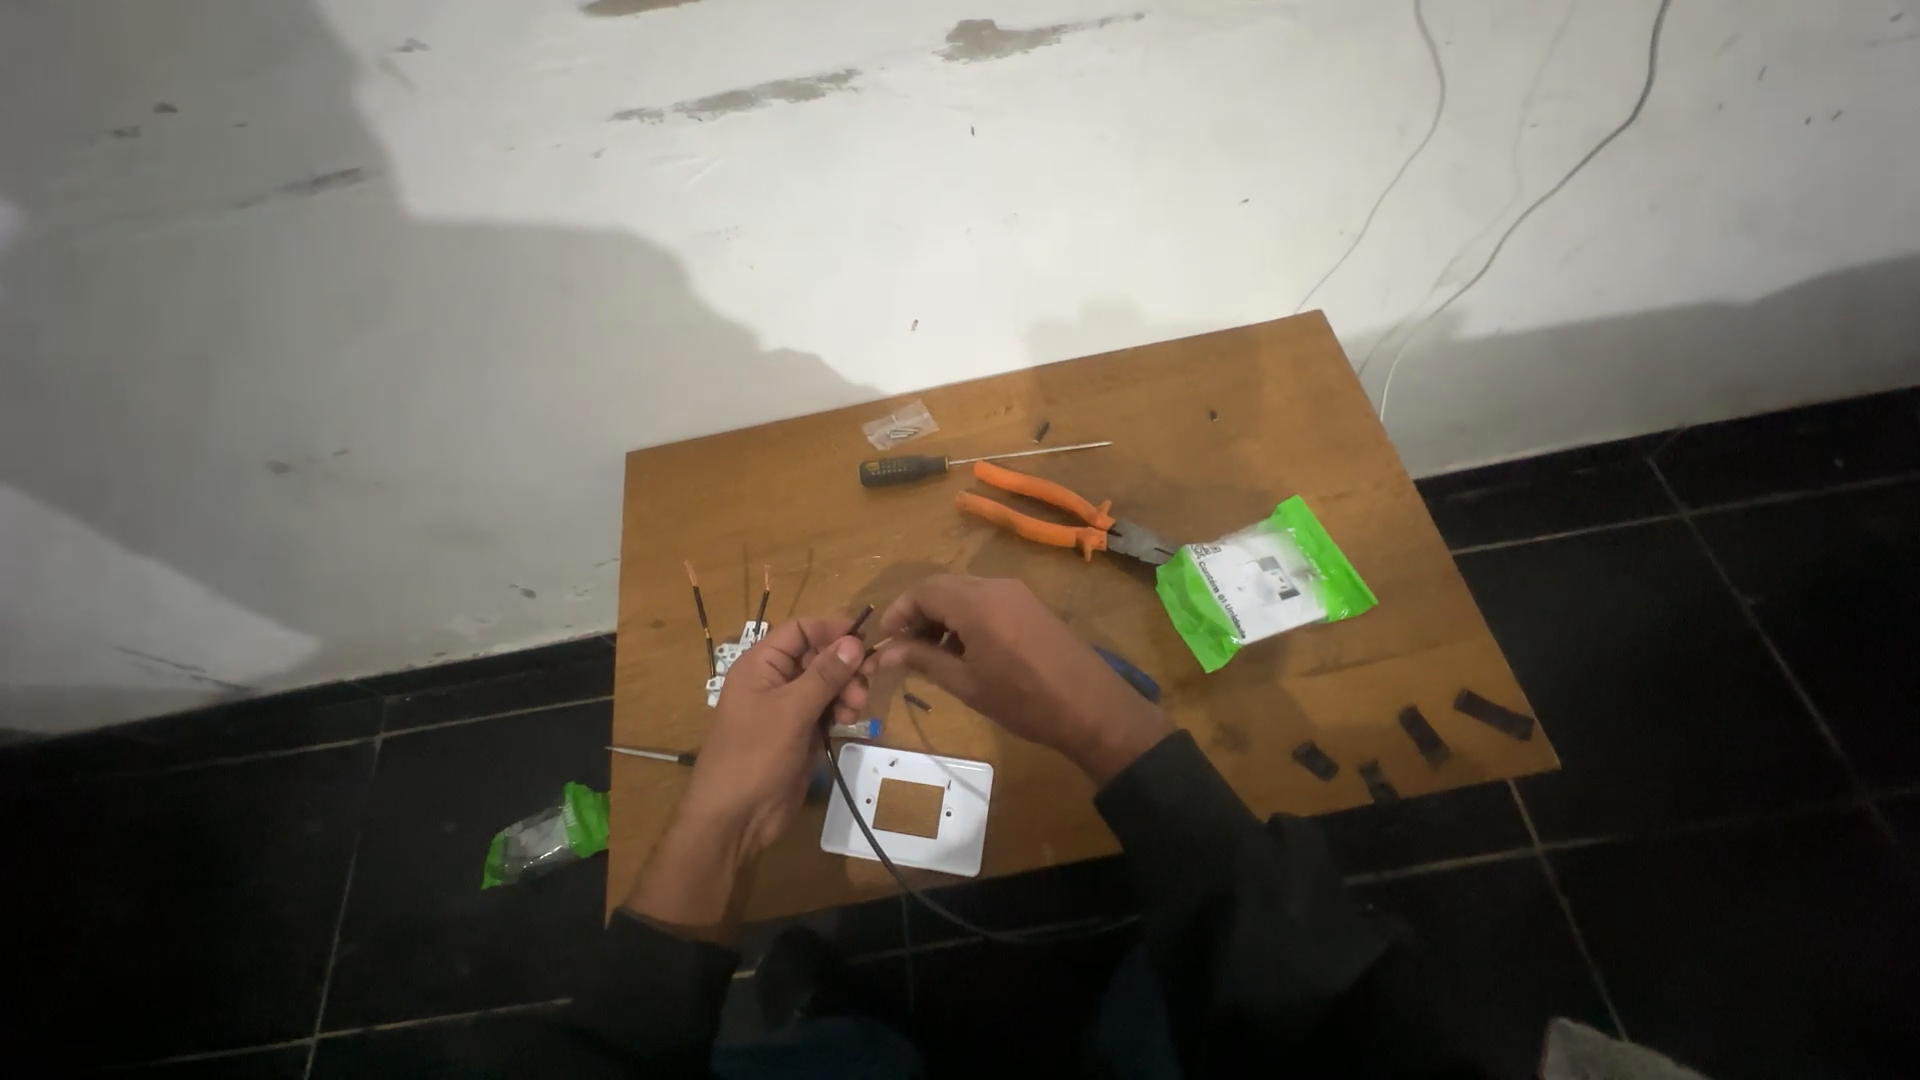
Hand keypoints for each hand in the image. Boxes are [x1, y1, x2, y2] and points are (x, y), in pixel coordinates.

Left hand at [624, 617, 867, 934]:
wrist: (736, 817)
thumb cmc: (755, 755)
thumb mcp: (792, 710)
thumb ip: (825, 674)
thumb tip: (856, 641)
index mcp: (762, 664)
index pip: (801, 630)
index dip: (832, 629)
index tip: (864, 640)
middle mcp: (775, 679)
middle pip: (819, 655)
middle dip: (845, 666)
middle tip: (867, 681)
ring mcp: (789, 707)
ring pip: (828, 683)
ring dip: (847, 689)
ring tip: (855, 708)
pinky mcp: (801, 731)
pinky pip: (828, 707)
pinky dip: (842, 709)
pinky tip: (849, 721)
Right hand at [868, 575, 1172, 783]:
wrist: (1091, 707)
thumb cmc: (1023, 700)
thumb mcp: (966, 683)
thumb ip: (923, 659)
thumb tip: (886, 651)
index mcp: (975, 602)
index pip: (922, 591)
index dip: (898, 612)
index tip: (885, 640)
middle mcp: (995, 585)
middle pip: (943, 586)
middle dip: (918, 613)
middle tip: (904, 648)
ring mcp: (1016, 592)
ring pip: (964, 590)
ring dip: (942, 614)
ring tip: (932, 653)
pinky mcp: (1030, 603)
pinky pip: (987, 597)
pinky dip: (966, 615)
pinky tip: (965, 648)